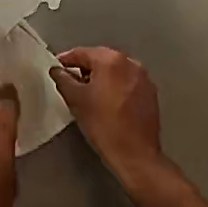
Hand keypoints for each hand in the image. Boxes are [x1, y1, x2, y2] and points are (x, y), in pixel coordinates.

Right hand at [51, 47, 169, 186]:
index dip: (66, 60)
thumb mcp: (76, 100)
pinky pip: (127, 82)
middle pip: (100, 59)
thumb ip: (63, 80)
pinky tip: (107, 101)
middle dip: (84, 68)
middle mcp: (130, 63)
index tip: (57, 68)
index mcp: (111, 60)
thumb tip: (57, 70)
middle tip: (70, 81)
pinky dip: (115, 86)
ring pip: (115, 70)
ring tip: (88, 93)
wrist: (135, 153)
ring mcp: (143, 77)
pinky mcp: (150, 92)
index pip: (82, 53)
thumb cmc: (103, 124)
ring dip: (101, 77)